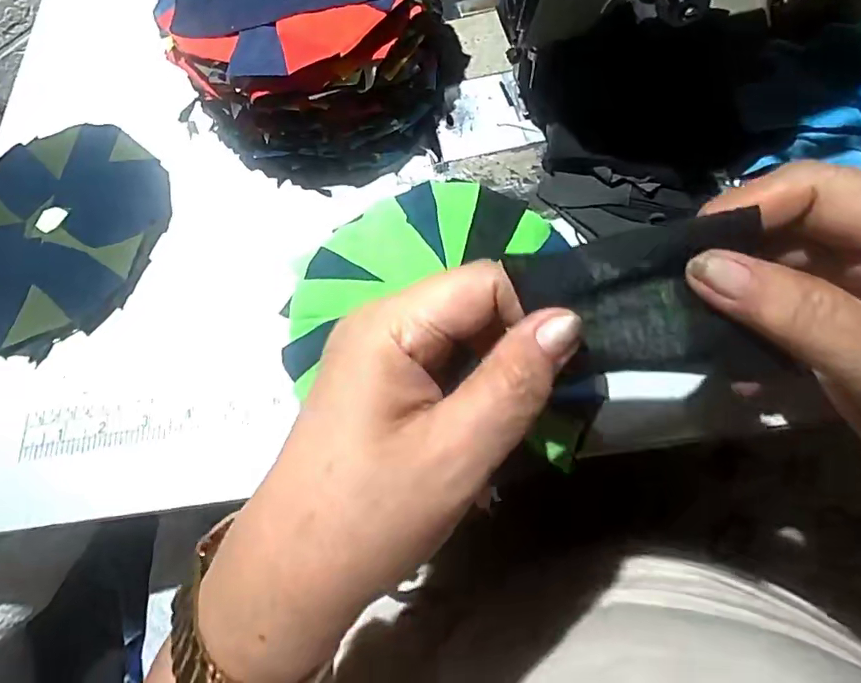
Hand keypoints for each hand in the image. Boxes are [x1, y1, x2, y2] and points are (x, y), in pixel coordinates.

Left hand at [196, 263, 580, 682]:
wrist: (292, 580)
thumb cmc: (372, 516)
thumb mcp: (457, 452)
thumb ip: (515, 380)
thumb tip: (568, 319)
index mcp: (390, 322)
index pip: (484, 281)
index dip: (523, 319)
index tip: (538, 380)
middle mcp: (380, 319)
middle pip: (472, 303)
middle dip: (508, 349)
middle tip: (519, 413)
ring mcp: (376, 348)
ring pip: (463, 333)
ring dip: (491, 373)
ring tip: (493, 429)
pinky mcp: (379, 376)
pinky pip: (443, 359)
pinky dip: (469, 388)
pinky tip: (469, 432)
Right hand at [684, 161, 860, 540]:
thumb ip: (808, 318)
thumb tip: (701, 266)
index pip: (831, 190)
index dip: (755, 204)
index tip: (690, 241)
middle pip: (806, 228)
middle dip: (741, 250)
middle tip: (674, 283)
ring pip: (795, 275)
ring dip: (744, 295)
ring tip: (686, 317)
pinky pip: (801, 324)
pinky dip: (763, 337)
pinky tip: (727, 356)